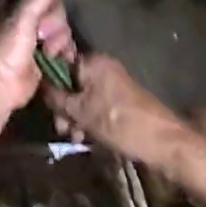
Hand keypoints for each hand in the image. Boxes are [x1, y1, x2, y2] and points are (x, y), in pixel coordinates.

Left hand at [0, 0, 76, 115]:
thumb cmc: (3, 48)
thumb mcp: (21, 17)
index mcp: (12, 2)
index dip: (48, 1)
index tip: (42, 12)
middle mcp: (23, 16)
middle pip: (56, 9)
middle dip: (53, 25)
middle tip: (40, 37)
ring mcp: (34, 37)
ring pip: (62, 28)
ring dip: (59, 41)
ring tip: (46, 52)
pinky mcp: (44, 56)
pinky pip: (65, 46)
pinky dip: (65, 52)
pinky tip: (60, 59)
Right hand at [43, 52, 188, 166]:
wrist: (166, 144)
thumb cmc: (119, 123)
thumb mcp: (80, 111)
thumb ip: (55, 97)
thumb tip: (38, 85)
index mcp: (93, 62)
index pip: (59, 66)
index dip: (50, 87)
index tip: (48, 109)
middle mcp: (104, 67)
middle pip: (71, 83)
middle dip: (64, 107)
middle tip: (63, 129)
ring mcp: (115, 83)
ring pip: (84, 97)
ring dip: (76, 117)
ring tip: (76, 138)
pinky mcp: (123, 100)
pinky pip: (98, 104)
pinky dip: (90, 119)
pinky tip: (88, 138)